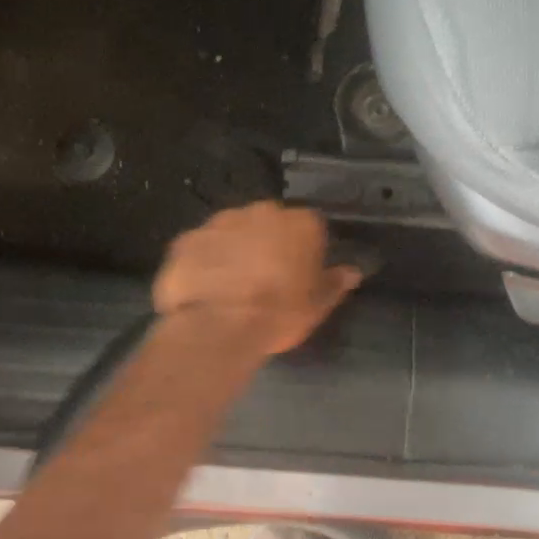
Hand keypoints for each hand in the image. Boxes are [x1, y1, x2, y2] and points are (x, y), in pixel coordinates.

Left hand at [152, 202, 361, 354]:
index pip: (311, 227)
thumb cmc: (278, 314)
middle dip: (269, 243)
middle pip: (270, 223)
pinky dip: (205, 261)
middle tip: (266, 278)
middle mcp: (261, 211)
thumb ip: (334, 283)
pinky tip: (205, 287)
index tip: (301, 272)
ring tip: (233, 285)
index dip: (306, 249)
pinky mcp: (186, 239)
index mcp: (300, 223)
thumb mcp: (316, 306)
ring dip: (235, 249)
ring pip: (234, 231)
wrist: (216, 326)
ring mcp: (220, 221)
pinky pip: (202, 246)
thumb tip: (352, 271)